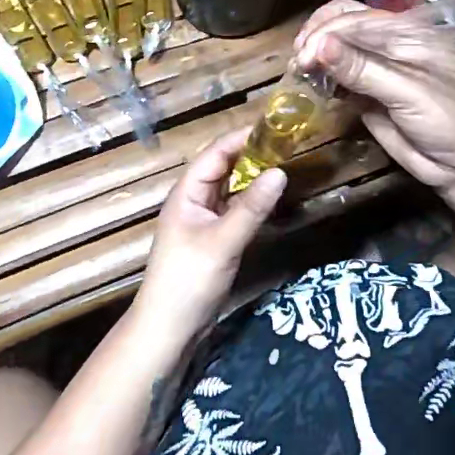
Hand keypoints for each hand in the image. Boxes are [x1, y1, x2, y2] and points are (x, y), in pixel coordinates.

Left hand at [132, 128, 285, 339]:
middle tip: (286, 144)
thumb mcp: (223, 241)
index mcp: (187, 192)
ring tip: (284, 164)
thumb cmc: (189, 279)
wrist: (169, 327)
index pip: (215, 154)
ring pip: (230, 189)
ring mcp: (202, 220)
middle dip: (250, 154)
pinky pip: (233, 210)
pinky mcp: (212, 239)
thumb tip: (280, 172)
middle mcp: (193, 200)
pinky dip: (251, 202)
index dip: (242, 138)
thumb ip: (252, 208)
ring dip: (252, 178)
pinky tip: (271, 199)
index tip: (274, 127)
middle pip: (223, 168)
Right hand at [294, 0, 454, 201]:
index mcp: (407, 32)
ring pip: (337, 50)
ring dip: (315, 58)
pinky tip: (312, 90)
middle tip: (297, 64)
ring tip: (299, 76)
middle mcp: (390, 44)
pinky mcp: (369, 96)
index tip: (303, 60)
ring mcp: (378, 69)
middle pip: (342, 24)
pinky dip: (323, 81)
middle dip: (315, 38)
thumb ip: (363, 69)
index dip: (324, 34)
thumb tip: (318, 46)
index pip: (354, 19)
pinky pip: (340, 80)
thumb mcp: (410, 93)